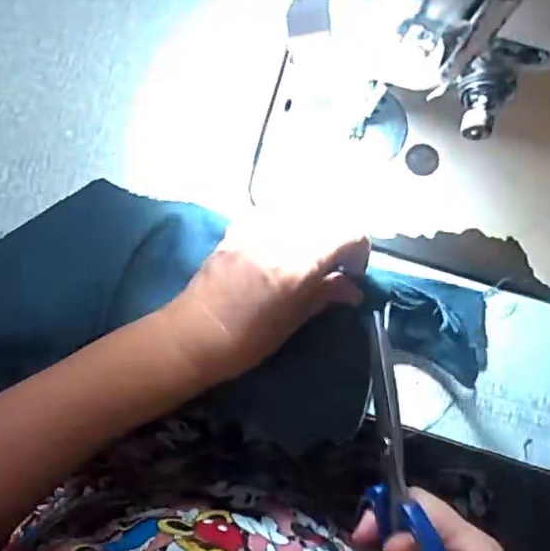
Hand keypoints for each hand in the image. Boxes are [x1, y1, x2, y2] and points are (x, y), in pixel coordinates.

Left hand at [161, 214, 369, 384]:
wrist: (190, 337)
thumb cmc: (243, 342)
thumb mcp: (291, 323)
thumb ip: (323, 295)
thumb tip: (351, 288)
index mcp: (296, 263)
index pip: (349, 232)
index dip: (359, 252)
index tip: (351, 275)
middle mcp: (278, 236)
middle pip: (327, 216)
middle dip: (337, 238)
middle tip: (332, 266)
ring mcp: (253, 228)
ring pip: (299, 208)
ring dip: (311, 226)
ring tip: (306, 254)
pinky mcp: (234, 229)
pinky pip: (270, 211)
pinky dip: (283, 222)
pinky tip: (278, 245)